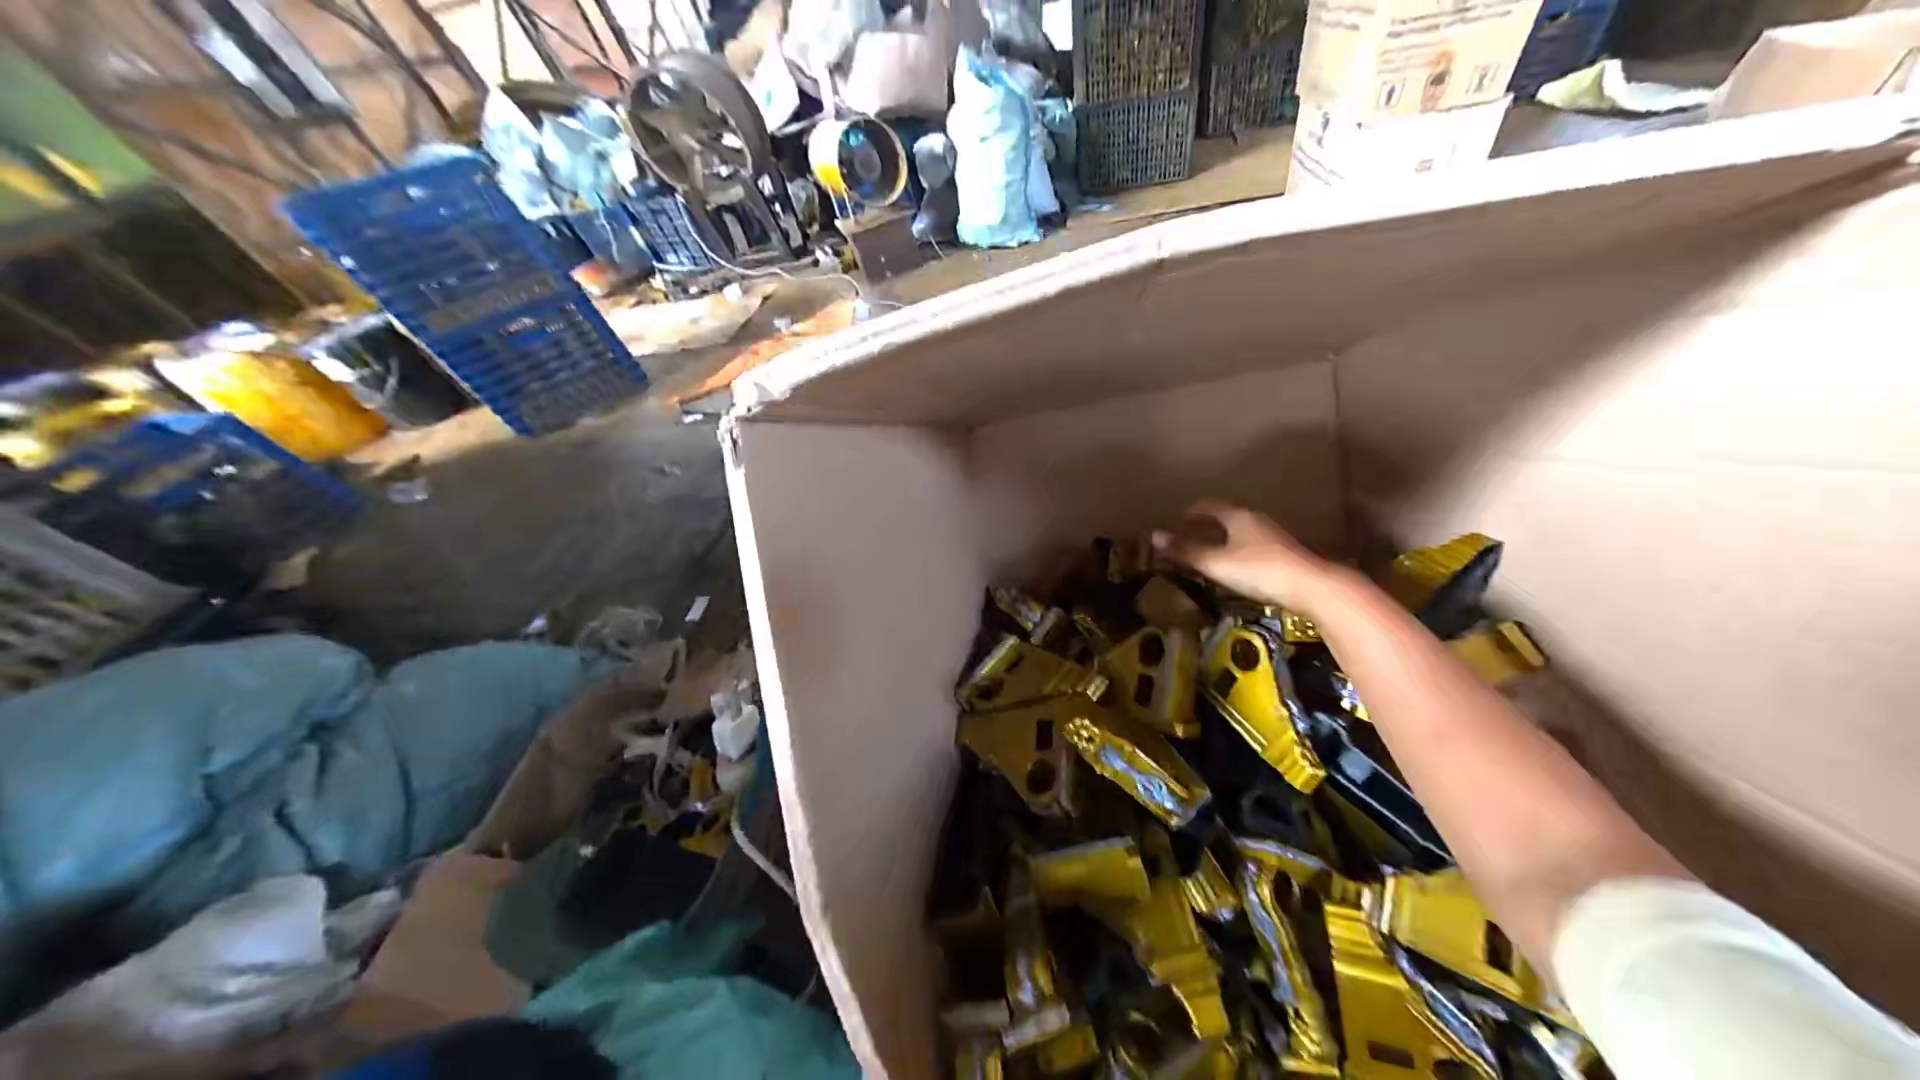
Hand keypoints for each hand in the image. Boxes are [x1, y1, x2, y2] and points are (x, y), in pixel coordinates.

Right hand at [1152, 501, 1338, 611]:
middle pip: (1225, 516)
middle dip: (1205, 525)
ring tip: (1207, 551)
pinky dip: (1234, 549)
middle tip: (1188, 536)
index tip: (1178, 521)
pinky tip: (1232, 566)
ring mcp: (1271, 536)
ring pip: (1239, 530)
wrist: (1311, 587)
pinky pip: (1250, 544)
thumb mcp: (1215, 562)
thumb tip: (1153, 536)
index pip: (1208, 505)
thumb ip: (1185, 551)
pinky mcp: (1282, 553)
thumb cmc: (1258, 569)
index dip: (1191, 512)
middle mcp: (1255, 520)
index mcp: (1237, 515)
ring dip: (1221, 537)